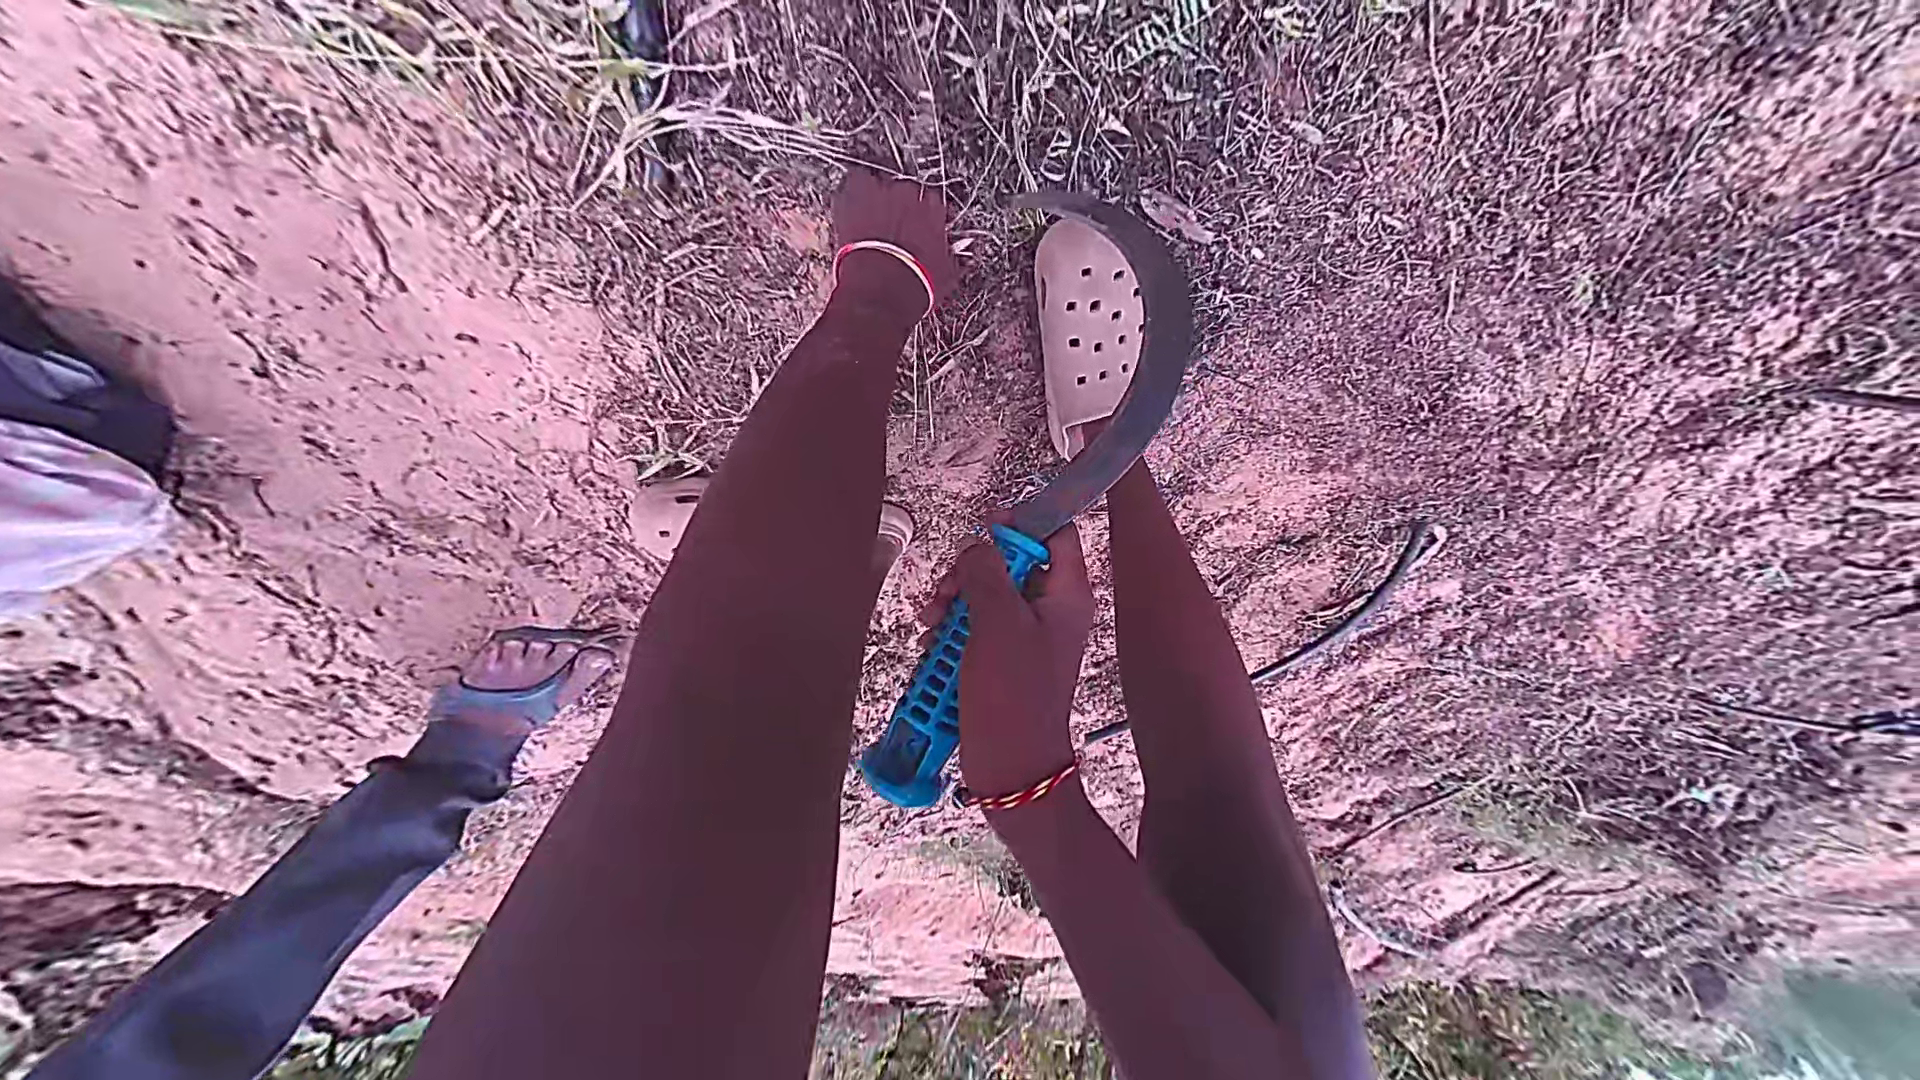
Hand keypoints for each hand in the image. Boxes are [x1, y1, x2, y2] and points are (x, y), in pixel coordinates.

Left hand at [830, 168, 958, 312]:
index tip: (918, 232)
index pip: (933, 203)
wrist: (882, 290)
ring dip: (876, 198)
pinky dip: (854, 194)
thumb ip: (953, 258)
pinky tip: (852, 213)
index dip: (923, 218)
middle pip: (905, 191)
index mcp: (935, 209)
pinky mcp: (857, 193)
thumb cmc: (913, 284)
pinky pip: (856, 181)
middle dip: (899, 208)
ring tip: (871, 221)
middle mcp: (911, 193)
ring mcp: (883, 191)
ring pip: (880, 183)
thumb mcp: (946, 276)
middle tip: (892, 230)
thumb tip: (959, 260)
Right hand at [921, 525, 1094, 801]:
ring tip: (933, 620)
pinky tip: (933, 642)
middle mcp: (1049, 610)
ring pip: (987, 593)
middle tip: (948, 588)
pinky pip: (975, 624)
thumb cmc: (1013, 695)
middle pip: (1012, 563)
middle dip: (973, 571)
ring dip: (954, 600)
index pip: (1056, 536)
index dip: (1023, 523)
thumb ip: (986, 573)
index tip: (989, 525)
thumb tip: (976, 547)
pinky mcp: (1001, 656)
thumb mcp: (998, 622)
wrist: (1009, 763)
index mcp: (1066, 596)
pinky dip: (952, 627)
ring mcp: (1024, 634)